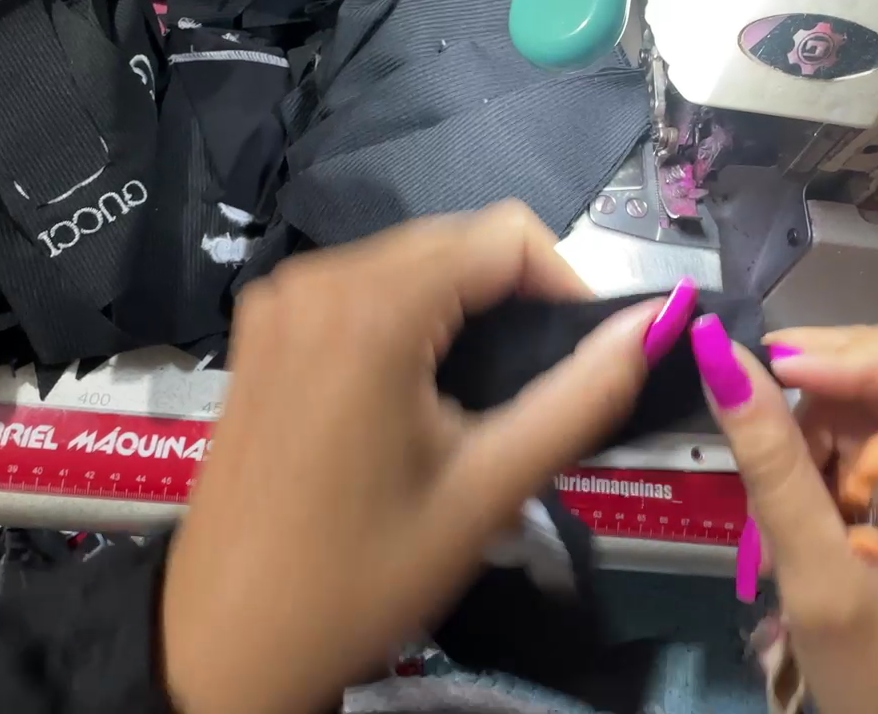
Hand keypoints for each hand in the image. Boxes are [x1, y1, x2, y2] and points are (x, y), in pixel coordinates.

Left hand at [162, 203, 682, 713]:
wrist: (223, 643)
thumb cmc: (360, 577)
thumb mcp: (488, 490)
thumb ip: (583, 397)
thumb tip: (654, 324)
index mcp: (374, 306)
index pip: (506, 234)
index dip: (565, 280)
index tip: (584, 348)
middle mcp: (320, 276)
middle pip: (457, 239)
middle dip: (514, 292)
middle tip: (537, 375)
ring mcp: (284, 294)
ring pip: (413, 256)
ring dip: (464, 301)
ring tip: (482, 383)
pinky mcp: (266, 320)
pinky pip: (365, 282)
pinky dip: (411, 309)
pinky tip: (417, 378)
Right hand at [692, 306, 877, 713]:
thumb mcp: (822, 586)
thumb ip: (773, 469)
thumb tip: (718, 357)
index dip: (854, 349)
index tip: (778, 378)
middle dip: (824, 393)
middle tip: (764, 438)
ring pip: (877, 390)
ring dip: (815, 425)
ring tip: (792, 497)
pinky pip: (869, 425)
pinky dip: (821, 447)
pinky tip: (809, 504)